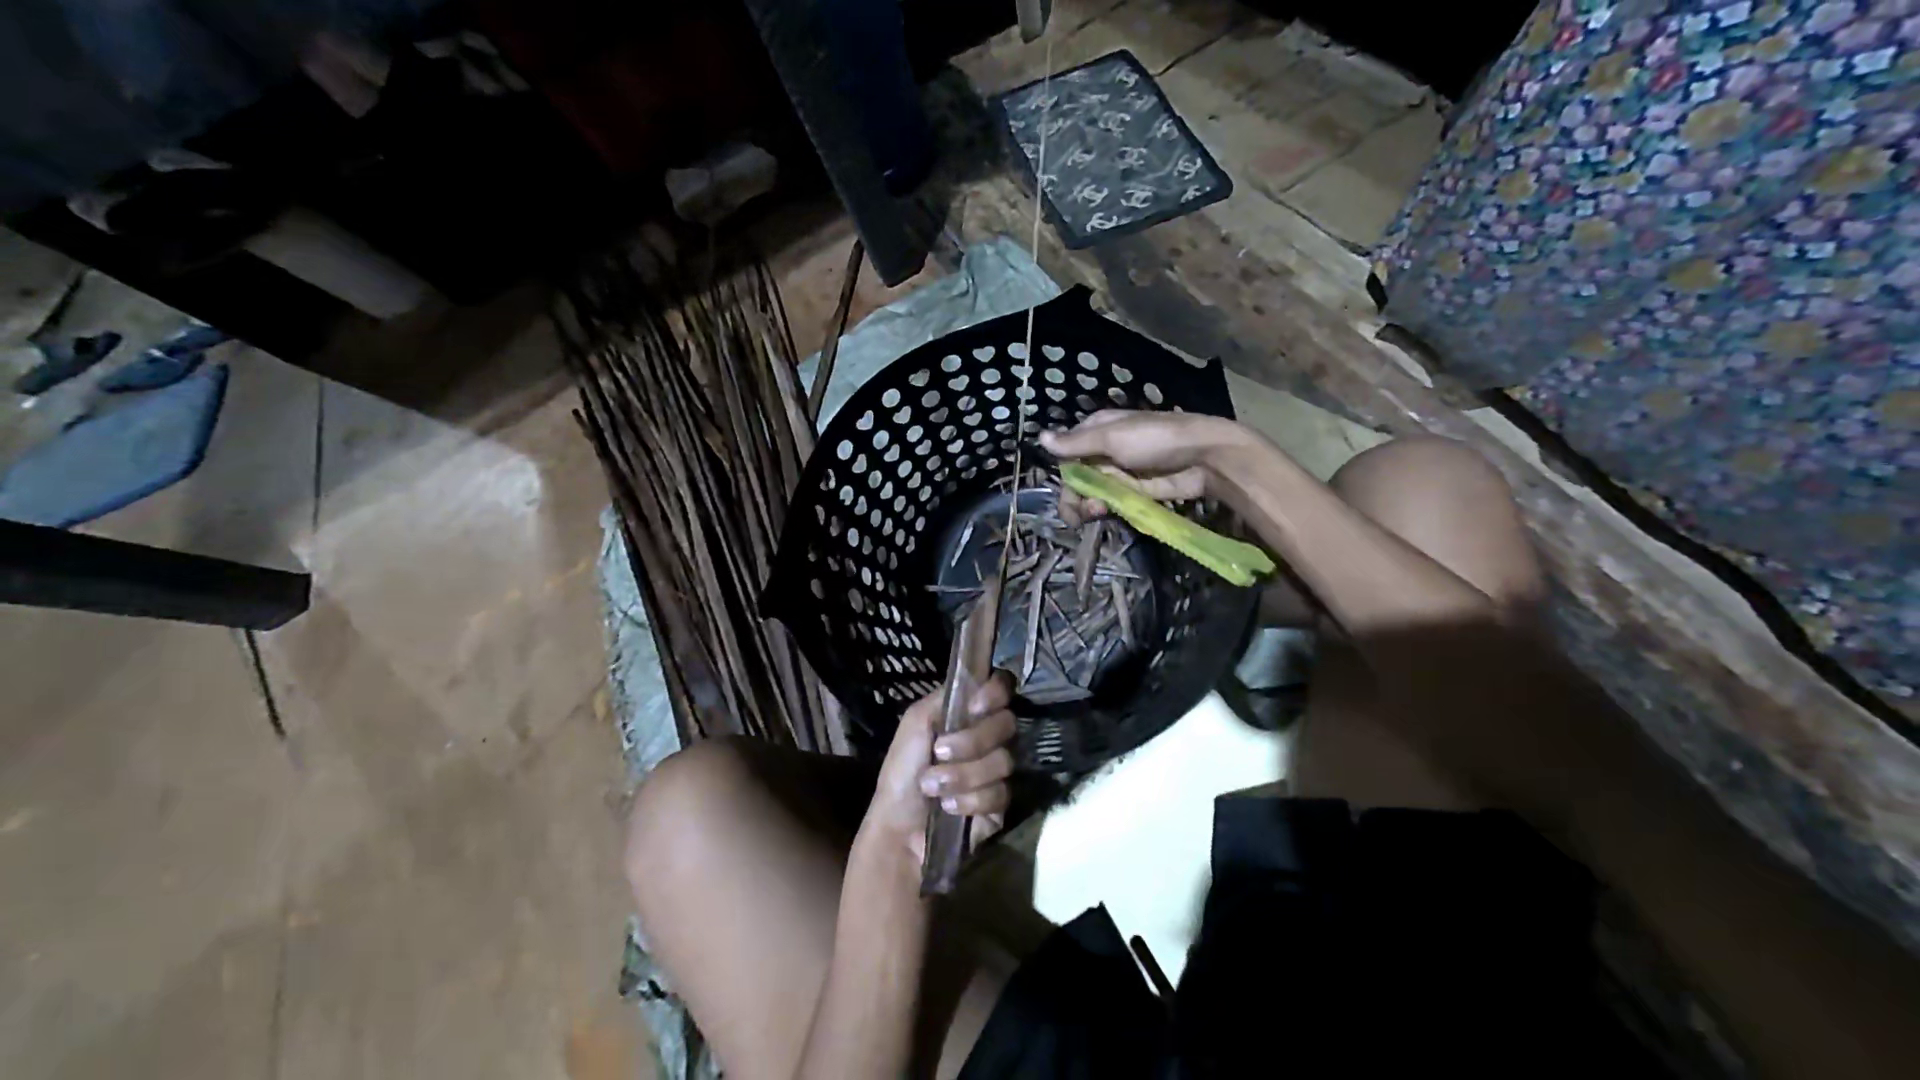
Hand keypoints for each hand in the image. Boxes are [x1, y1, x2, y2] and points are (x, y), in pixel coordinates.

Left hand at [861, 672, 1016, 864]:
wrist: (898, 827)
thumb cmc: (901, 771)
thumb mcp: (915, 723)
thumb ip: (944, 698)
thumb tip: (978, 685)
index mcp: (967, 712)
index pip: (1001, 687)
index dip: (995, 693)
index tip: (975, 707)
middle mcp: (986, 736)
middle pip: (1007, 723)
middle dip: (971, 741)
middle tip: (939, 753)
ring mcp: (996, 769)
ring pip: (1003, 761)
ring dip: (963, 775)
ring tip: (933, 788)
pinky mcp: (1000, 804)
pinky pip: (1000, 793)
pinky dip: (969, 800)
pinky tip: (948, 808)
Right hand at [1039, 410, 1252, 523]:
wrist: (1203, 458)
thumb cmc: (1155, 439)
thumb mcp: (1112, 437)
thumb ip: (1076, 443)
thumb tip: (1040, 437)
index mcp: (1097, 430)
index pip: (1067, 454)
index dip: (1064, 474)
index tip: (1068, 490)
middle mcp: (1105, 452)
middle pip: (1076, 479)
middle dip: (1075, 497)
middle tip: (1081, 512)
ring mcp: (1120, 474)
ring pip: (1091, 494)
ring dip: (1088, 506)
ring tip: (1098, 512)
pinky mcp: (1134, 494)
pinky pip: (1111, 503)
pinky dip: (1106, 510)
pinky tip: (1107, 514)